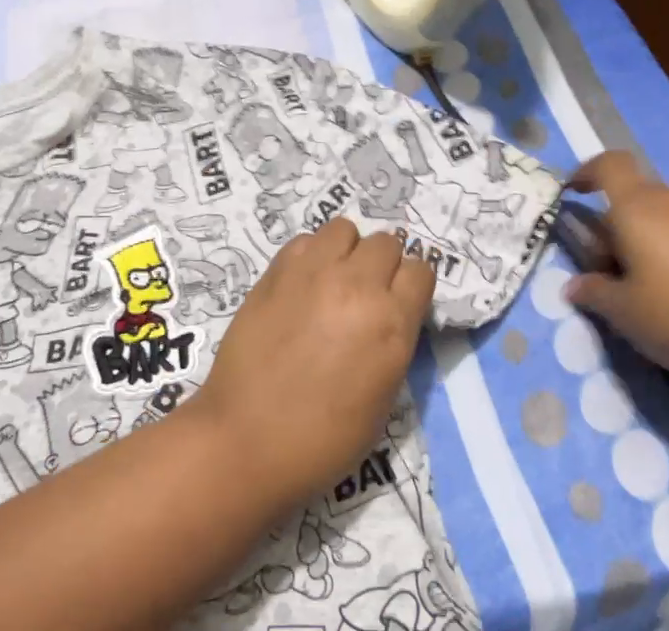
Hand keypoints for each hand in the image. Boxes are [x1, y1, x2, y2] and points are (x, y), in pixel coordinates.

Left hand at [186, 218, 432, 507]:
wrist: (246, 438)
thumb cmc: (323, 439)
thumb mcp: (382, 400)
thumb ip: (393, 346)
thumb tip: (388, 320)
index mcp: (392, 323)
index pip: (421, 271)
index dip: (411, 287)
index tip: (399, 304)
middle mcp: (357, 286)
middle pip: (385, 243)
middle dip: (381, 266)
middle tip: (364, 296)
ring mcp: (313, 273)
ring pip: (344, 229)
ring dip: (346, 251)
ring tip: (332, 282)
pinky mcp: (275, 271)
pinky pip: (305, 241)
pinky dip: (310, 255)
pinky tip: (301, 285)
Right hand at [562, 152, 668, 394]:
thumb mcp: (624, 313)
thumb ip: (593, 292)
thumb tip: (575, 285)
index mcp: (637, 208)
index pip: (608, 165)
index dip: (586, 172)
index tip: (571, 195)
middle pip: (633, 199)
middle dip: (612, 228)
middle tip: (604, 272)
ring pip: (662, 221)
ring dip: (643, 246)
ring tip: (641, 293)